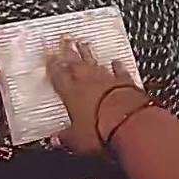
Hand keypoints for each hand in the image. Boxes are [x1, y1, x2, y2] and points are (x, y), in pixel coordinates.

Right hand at [46, 36, 149, 153]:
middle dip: (67, 51)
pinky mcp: (125, 82)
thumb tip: (57, 140)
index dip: (52, 66)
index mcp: (71, 94)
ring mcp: (107, 80)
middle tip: (64, 38)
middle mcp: (87, 82)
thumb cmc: (100, 130)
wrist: (129, 122)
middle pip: (74, 63)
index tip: (49, 57)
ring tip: (83, 43)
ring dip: (87, 52)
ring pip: (94, 62)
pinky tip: (116, 61)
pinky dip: (117, 66)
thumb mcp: (77, 140)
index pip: (58, 77)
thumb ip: (66, 137)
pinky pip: (119, 71)